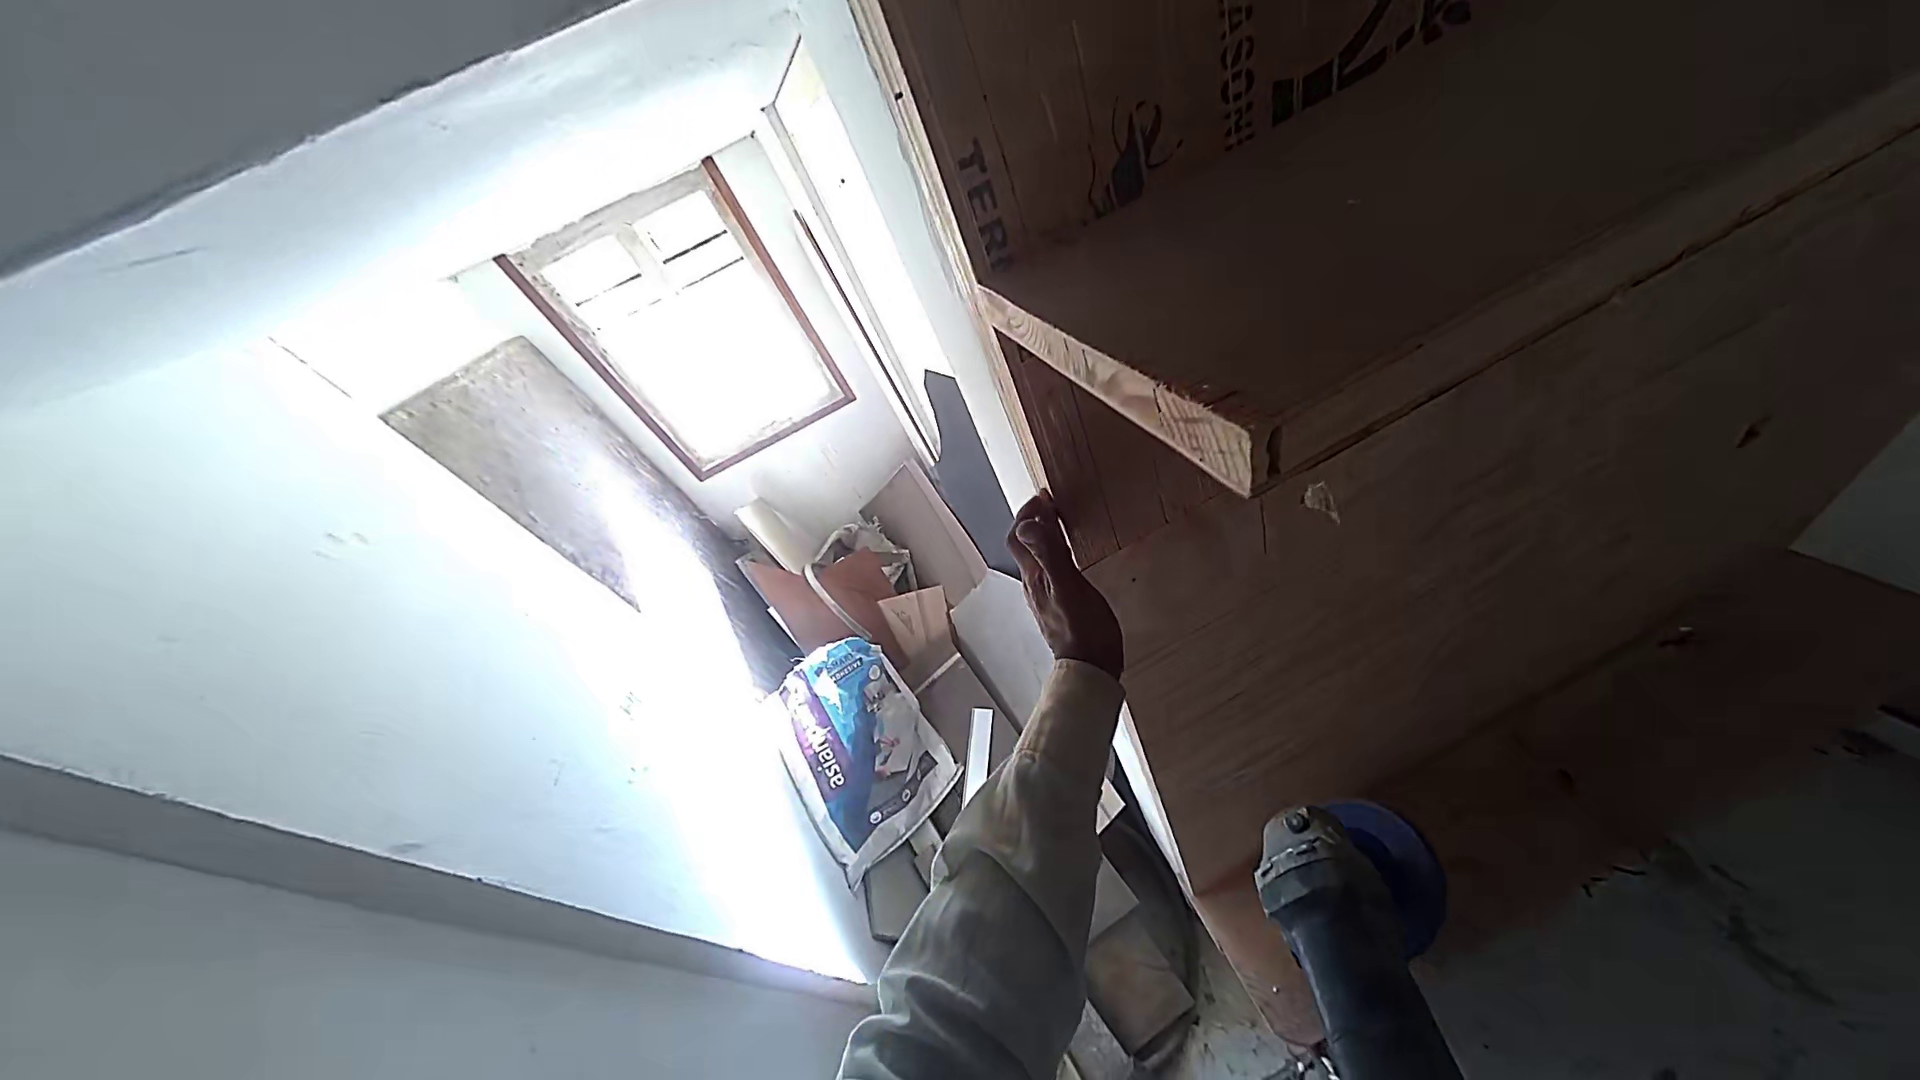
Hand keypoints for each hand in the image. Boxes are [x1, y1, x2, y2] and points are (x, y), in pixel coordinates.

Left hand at [1005, 492, 1124, 679]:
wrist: (1090, 668)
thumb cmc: (1085, 630)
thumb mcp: (1068, 586)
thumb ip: (1049, 554)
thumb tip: (1026, 524)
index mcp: (1034, 577)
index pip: (1018, 537)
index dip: (1026, 514)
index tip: (1043, 497)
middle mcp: (1033, 585)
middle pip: (1024, 546)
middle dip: (1033, 521)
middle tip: (1050, 504)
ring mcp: (1044, 597)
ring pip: (1036, 559)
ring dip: (1043, 536)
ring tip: (1058, 522)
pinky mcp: (1057, 607)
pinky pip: (1049, 571)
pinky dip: (1054, 553)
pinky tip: (1068, 556)